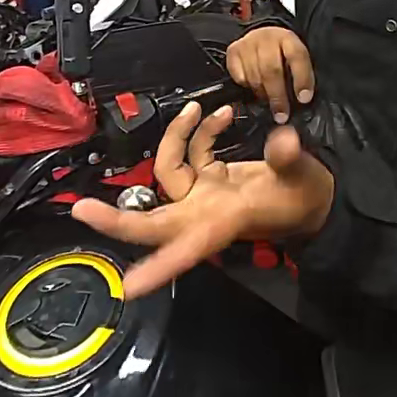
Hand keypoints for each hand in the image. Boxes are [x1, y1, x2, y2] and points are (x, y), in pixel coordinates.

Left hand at [70, 101, 334, 297]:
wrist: (313, 196)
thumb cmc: (305, 198)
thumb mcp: (300, 180)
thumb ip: (287, 159)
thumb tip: (282, 140)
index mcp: (221, 222)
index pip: (184, 250)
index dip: (156, 267)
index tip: (126, 287)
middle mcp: (203, 212)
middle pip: (151, 221)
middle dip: (117, 219)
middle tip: (82, 210)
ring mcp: (204, 194)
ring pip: (168, 171)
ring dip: (178, 136)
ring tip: (199, 110)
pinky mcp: (211, 178)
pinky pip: (192, 153)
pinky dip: (201, 131)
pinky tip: (219, 114)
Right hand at [227, 26, 314, 122]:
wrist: (262, 37)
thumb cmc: (282, 53)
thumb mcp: (295, 58)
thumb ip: (300, 74)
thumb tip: (302, 100)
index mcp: (288, 38)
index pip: (297, 56)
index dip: (301, 79)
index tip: (304, 99)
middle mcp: (267, 38)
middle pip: (272, 70)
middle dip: (278, 96)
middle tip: (282, 115)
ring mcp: (248, 43)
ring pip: (255, 76)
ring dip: (262, 94)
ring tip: (268, 103)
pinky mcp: (233, 51)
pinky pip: (239, 77)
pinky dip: (247, 87)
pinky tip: (254, 88)